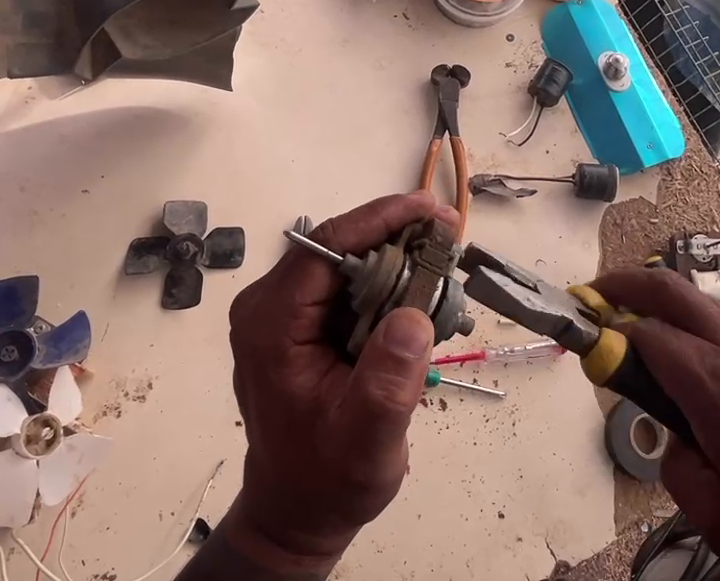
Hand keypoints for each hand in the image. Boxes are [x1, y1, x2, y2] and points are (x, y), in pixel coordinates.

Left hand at [218, 192, 453, 574]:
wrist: (298, 509)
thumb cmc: (327, 478)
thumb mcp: (366, 438)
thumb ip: (388, 380)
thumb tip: (414, 315)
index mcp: (271, 325)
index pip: (327, 248)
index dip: (381, 219)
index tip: (432, 209)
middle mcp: (269, 306)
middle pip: (338, 244)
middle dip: (396, 233)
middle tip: (450, 235)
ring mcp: (285, 311)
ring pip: (347, 257)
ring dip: (397, 254)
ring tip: (443, 259)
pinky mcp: (303, 319)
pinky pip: (349, 279)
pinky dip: (388, 276)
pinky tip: (421, 287)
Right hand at [589, 269, 719, 580]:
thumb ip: (681, 472)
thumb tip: (675, 442)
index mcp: (718, 388)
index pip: (645, 335)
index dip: (608, 333)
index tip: (582, 336)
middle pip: (671, 289)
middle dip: (624, 283)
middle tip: (594, 293)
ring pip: (702, 302)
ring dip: (662, 301)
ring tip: (640, 329)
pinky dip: (697, 322)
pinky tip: (697, 360)